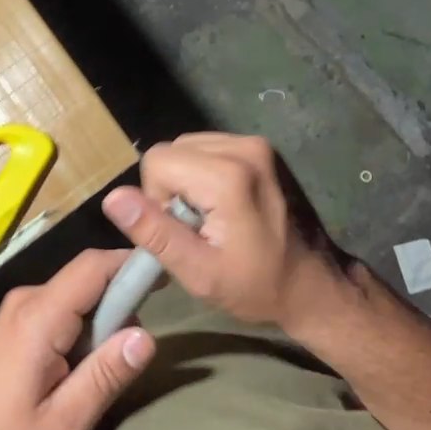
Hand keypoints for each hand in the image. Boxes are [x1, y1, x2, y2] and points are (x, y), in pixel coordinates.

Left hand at [0, 250, 156, 429]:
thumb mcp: (66, 424)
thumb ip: (106, 376)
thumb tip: (148, 335)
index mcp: (37, 318)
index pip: (92, 266)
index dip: (130, 262)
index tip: (167, 273)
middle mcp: (25, 300)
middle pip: (85, 277)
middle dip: (120, 299)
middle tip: (139, 343)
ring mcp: (15, 310)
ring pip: (74, 294)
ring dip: (101, 317)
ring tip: (110, 364)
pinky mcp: (13, 324)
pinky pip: (58, 307)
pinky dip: (81, 325)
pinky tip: (83, 365)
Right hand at [102, 132, 344, 327]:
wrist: (317, 285)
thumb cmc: (258, 286)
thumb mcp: (199, 272)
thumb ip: (154, 232)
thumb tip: (112, 198)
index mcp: (228, 175)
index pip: (157, 161)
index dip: (157, 199)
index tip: (183, 232)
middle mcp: (243, 146)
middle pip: (172, 150)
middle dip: (172, 188)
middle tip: (198, 228)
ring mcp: (256, 143)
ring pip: (188, 147)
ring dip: (188, 180)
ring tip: (212, 218)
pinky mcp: (262, 146)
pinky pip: (210, 148)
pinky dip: (205, 173)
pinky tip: (225, 206)